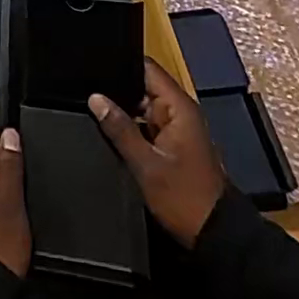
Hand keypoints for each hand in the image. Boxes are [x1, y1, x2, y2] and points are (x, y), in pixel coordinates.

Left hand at [0, 126, 29, 276]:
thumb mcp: (12, 207)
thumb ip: (11, 166)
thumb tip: (11, 133)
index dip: (16, 140)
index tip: (28, 156)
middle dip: (14, 163)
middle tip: (25, 189)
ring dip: (10, 179)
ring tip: (19, 203)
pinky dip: (4, 193)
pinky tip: (12, 210)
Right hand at [89, 58, 225, 246]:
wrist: (216, 238)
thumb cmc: (184, 198)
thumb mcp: (146, 164)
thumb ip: (119, 128)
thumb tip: (94, 97)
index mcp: (178, 107)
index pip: (147, 68)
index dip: (121, 62)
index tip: (93, 61)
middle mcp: (178, 111)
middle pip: (142, 85)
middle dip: (115, 87)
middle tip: (82, 87)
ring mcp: (175, 128)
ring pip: (140, 106)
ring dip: (121, 108)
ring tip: (88, 104)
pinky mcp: (171, 144)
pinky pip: (145, 123)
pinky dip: (128, 125)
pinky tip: (106, 127)